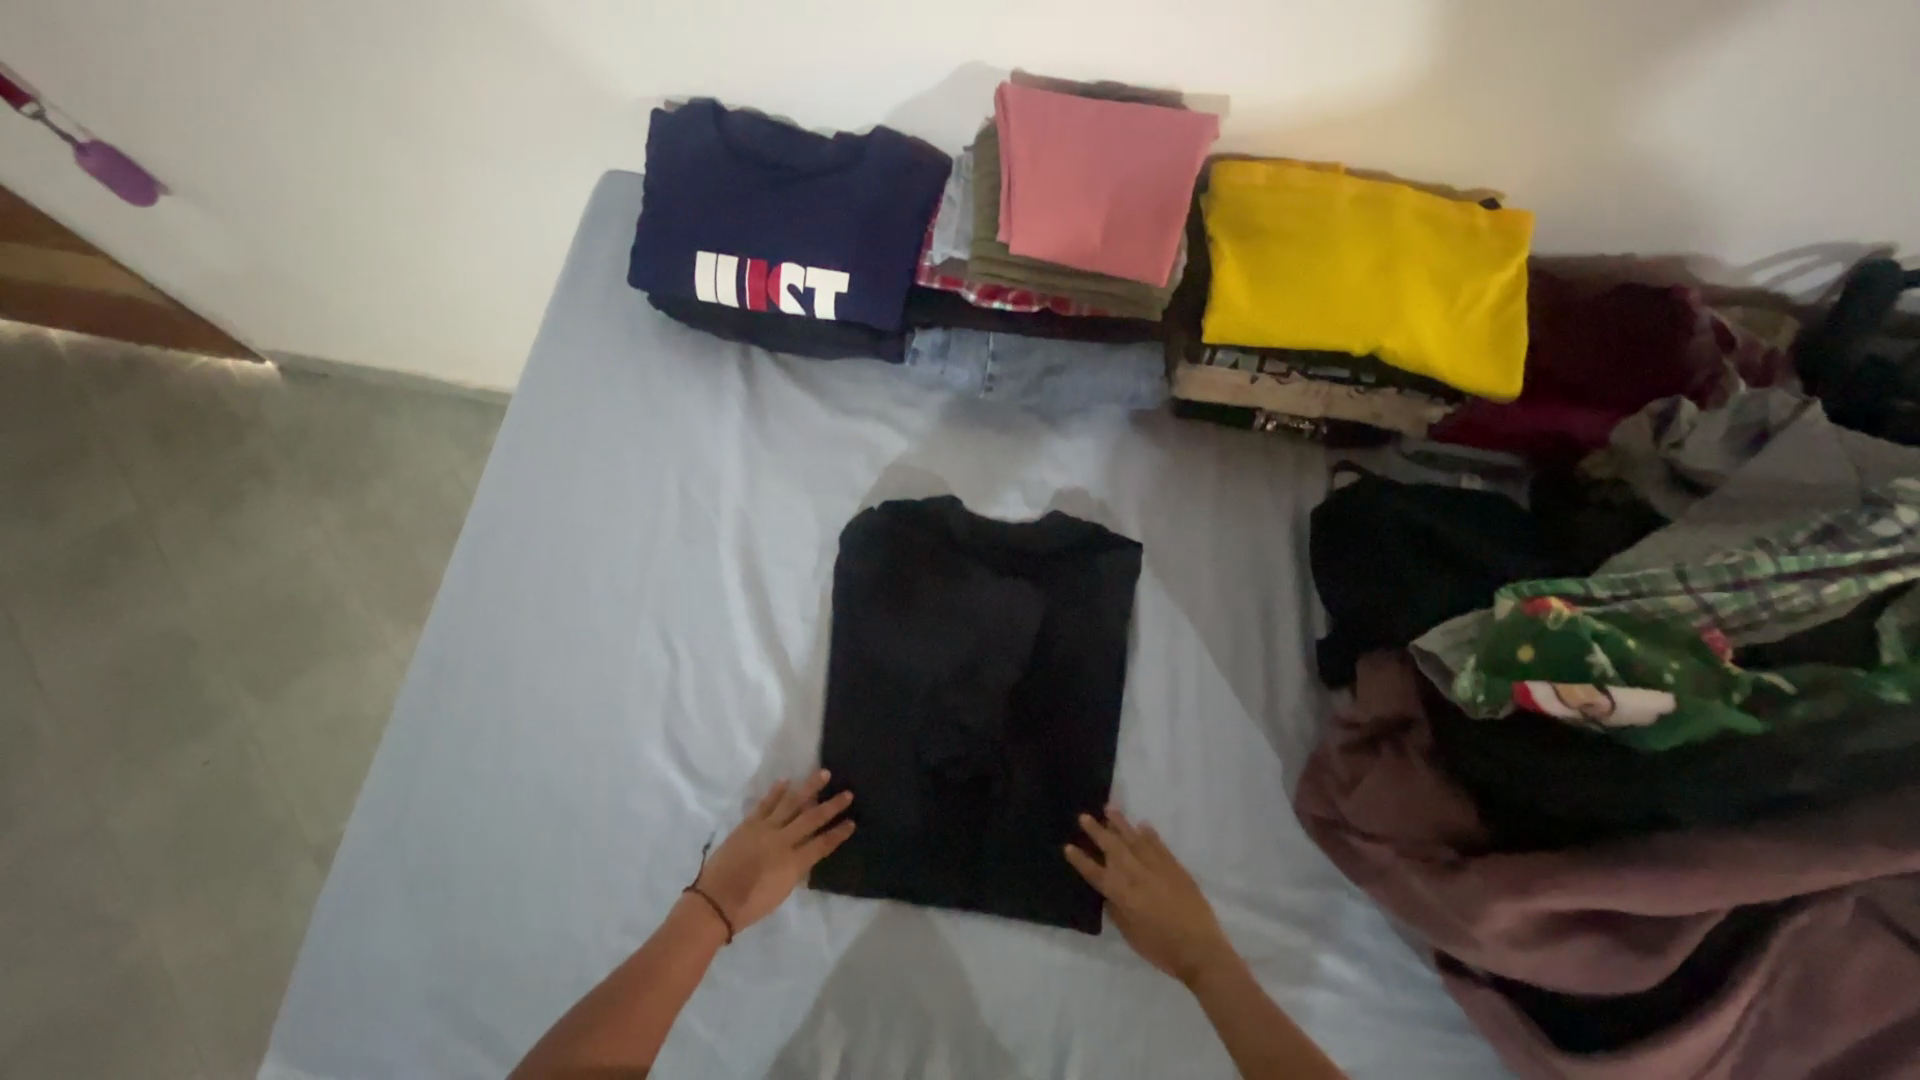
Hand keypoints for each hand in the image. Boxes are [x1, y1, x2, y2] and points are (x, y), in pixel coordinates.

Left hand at [693, 770, 854, 933]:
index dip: (839, 833)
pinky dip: (776, 792)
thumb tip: (805, 854)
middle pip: (812, 818)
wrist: (716, 901)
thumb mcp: (783, 891)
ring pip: (791, 803)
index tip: (852, 822)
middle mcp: (783, 841)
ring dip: (808, 788)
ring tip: (823, 774)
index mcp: (794, 862)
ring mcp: (765, 829)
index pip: (823, 843)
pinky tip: (785, 782)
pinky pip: (765, 804)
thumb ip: (796, 869)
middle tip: (847, 793)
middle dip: (831, 806)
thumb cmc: (751, 905)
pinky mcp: (748, 824)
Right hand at [1065, 808, 1237, 986]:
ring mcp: (1157, 868)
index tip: (1068, 846)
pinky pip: (1159, 846)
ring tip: (1109, 809)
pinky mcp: (1175, 868)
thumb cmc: (1161, 949)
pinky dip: (1150, 834)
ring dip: (1121, 824)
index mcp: (1122, 894)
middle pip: (1113, 848)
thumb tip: (1108, 894)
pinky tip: (1142, 825)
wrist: (1201, 951)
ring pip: (1135, 840)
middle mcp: (1136, 875)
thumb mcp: (1131, 934)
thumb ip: (1117, 910)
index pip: (1096, 872)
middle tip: (1084, 816)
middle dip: (1097, 832)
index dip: (1081, 860)